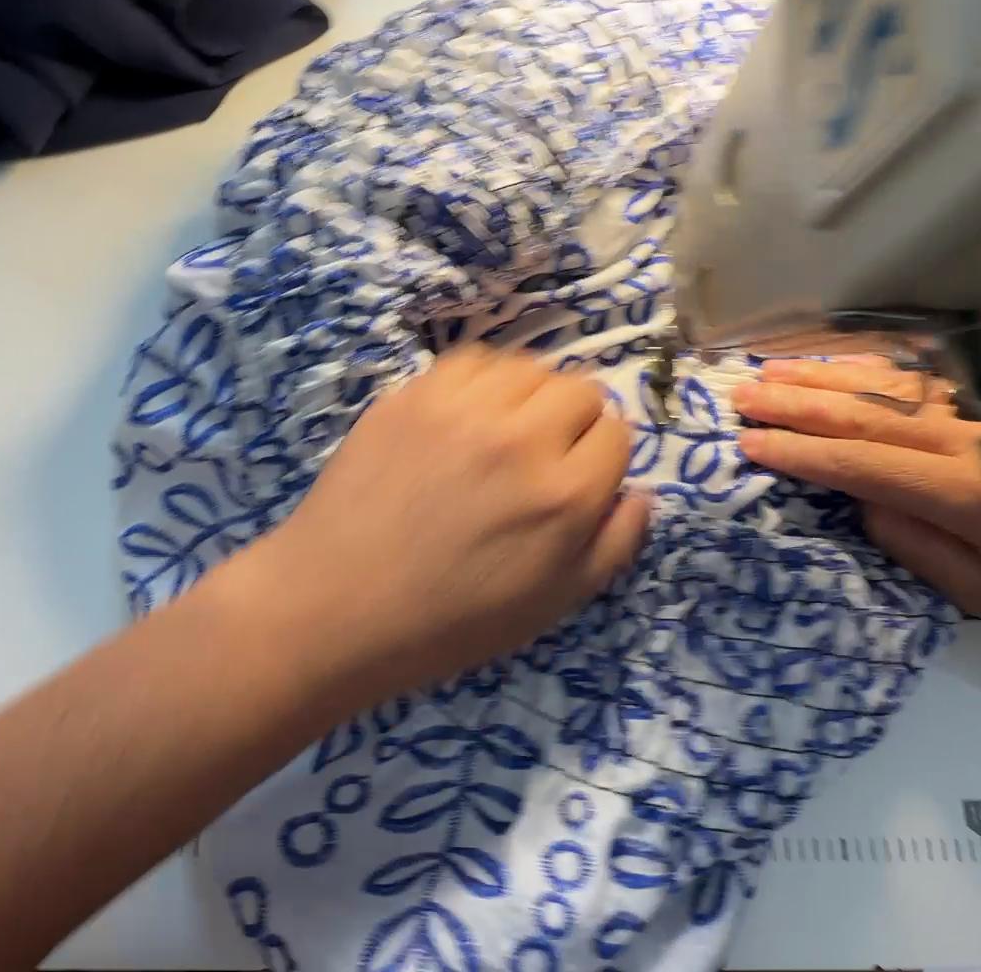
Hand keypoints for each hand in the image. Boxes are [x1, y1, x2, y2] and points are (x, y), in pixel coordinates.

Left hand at [229, 346, 648, 704]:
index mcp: (565, 494)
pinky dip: (482, 380)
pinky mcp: (412, 394)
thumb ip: (614, 544)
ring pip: (527, 367)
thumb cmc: (451, 620)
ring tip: (504, 431)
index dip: (602, 457)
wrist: (339, 603)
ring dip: (529, 395)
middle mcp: (520, 437)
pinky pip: (470, 361)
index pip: (617, 435)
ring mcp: (460, 408)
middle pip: (579, 390)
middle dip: (574, 422)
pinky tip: (467, 413)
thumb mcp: (553, 605)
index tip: (578, 478)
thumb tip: (641, 492)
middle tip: (540, 458)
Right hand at [731, 359, 980, 683]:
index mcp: (970, 493)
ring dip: (827, 376)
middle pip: (866, 410)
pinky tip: (845, 364)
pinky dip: (879, 369)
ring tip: (773, 368)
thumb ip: (913, 543)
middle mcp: (979, 439)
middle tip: (740, 393)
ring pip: (895, 384)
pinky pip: (933, 381)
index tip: (745, 442)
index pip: (858, 461)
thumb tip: (862, 497)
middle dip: (796, 402)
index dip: (796, 452)